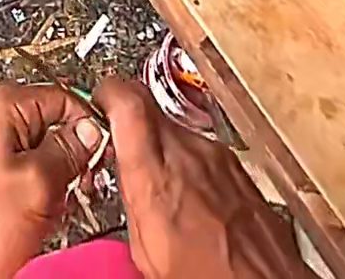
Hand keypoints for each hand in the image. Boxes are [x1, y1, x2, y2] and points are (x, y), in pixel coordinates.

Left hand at [0, 82, 105, 278]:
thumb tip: (92, 128)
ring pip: (54, 160)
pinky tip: (43, 217)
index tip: (104, 154)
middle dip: (74, 161)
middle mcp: (1, 122)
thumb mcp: (37, 181)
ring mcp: (2, 152)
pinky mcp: (3, 181)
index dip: (89, 125)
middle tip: (78, 186)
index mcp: (5, 106)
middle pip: (60, 128)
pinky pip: (40, 183)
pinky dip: (49, 200)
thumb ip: (68, 150)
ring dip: (63, 186)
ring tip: (52, 206)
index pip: (64, 97)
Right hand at [94, 76, 308, 278]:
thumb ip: (131, 195)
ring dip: (166, 150)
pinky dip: (194, 169)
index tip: (102, 105)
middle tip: (130, 154)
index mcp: (155, 173)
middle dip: (134, 125)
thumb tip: (125, 172)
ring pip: (176, 131)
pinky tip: (199, 207)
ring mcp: (219, 159)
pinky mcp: (243, 172)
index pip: (125, 98)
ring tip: (170, 193)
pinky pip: (203, 153)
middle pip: (148, 108)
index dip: (108, 94)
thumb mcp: (146, 250)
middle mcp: (188, 154)